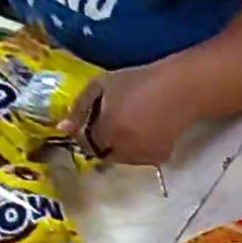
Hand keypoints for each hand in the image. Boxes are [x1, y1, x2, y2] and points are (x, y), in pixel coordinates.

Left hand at [61, 62, 199, 166]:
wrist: (179, 91)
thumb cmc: (138, 82)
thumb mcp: (101, 86)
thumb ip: (79, 108)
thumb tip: (62, 129)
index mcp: (109, 130)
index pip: (86, 143)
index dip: (85, 134)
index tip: (89, 122)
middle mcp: (126, 149)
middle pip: (103, 155)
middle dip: (102, 143)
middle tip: (110, 123)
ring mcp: (144, 157)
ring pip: (122, 159)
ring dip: (119, 148)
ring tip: (128, 127)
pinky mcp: (160, 158)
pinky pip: (140, 159)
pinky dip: (137, 150)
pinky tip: (144, 133)